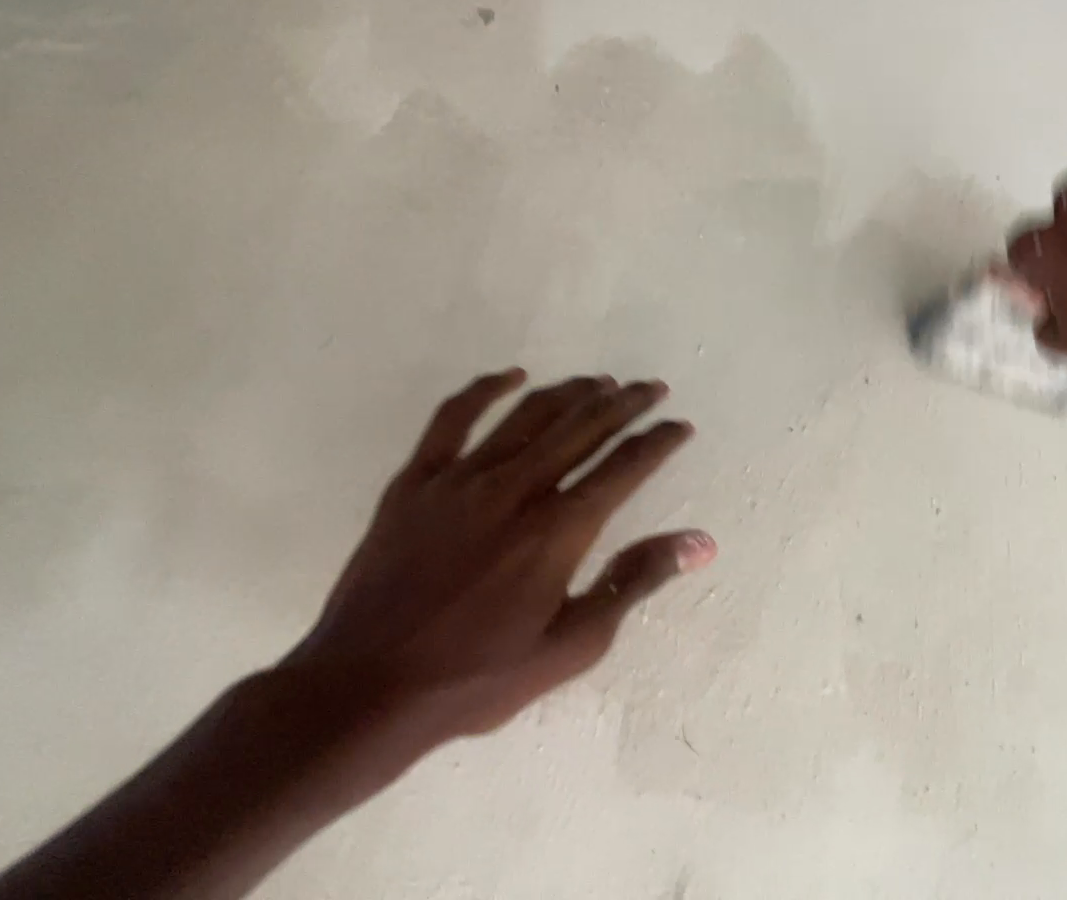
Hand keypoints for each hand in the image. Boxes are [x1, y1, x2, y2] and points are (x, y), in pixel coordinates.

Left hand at [279, 370, 714, 741]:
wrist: (366, 690)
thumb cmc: (478, 677)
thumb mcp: (573, 645)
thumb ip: (635, 582)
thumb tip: (700, 542)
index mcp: (557, 532)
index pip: (624, 468)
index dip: (658, 442)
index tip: (680, 426)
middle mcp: (515, 490)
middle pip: (582, 428)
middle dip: (625, 403)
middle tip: (652, 388)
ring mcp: (460, 479)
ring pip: (528, 415)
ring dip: (570, 392)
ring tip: (600, 381)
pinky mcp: (415, 481)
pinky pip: (453, 418)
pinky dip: (485, 390)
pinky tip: (510, 376)